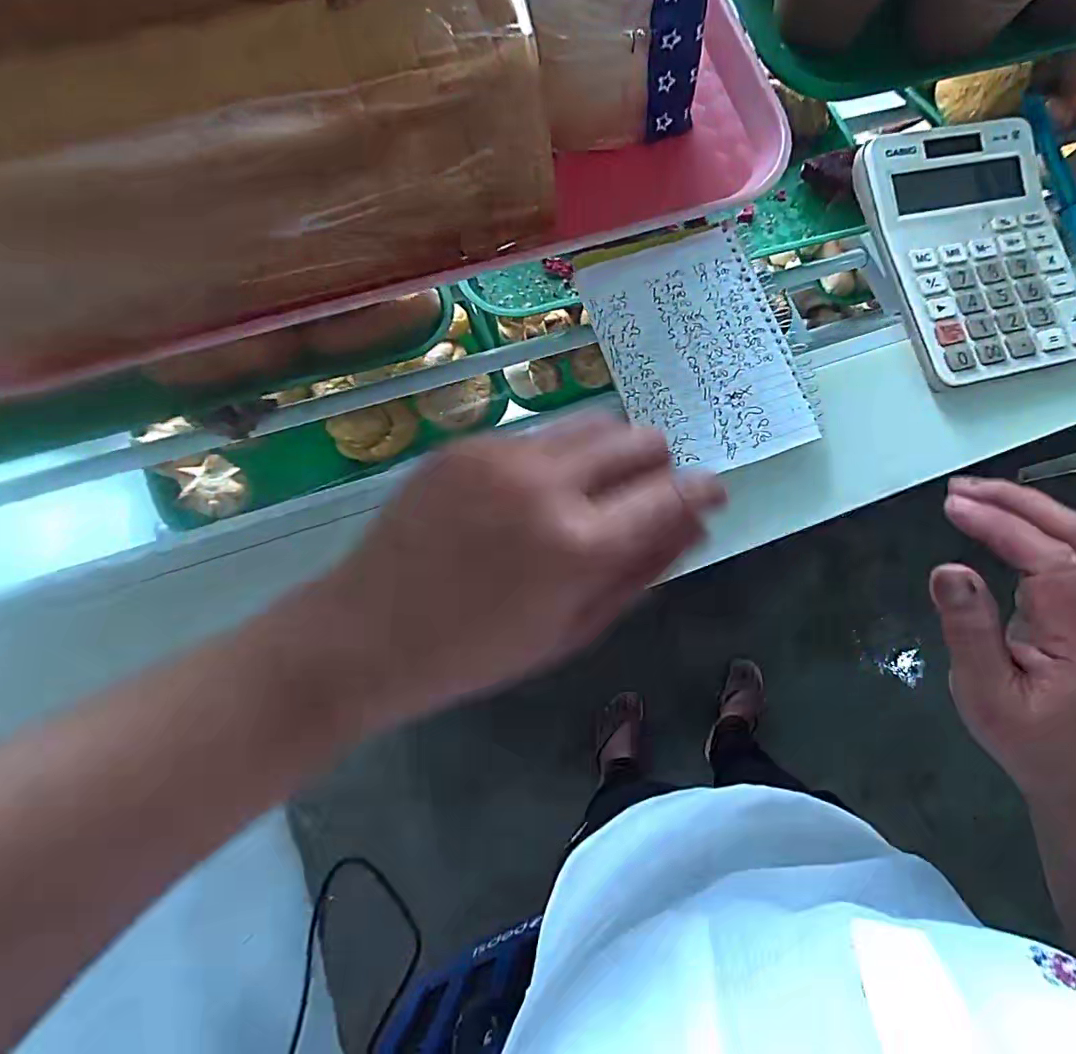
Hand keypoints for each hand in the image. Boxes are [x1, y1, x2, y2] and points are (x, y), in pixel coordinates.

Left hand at [265, 415, 724, 734]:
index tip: (712, 492)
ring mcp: (501, 455)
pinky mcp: (466, 444)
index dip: (704, 489)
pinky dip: (559, 457)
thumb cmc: (478, 653)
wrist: (363, 635)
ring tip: (591, 492)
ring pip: (593, 423)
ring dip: (612, 452)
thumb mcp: (573, 629)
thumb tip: (697, 524)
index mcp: (580, 544)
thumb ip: (642, 570)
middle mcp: (547, 483)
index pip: (672, 494)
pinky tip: (531, 495)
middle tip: (644, 498)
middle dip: (659, 465)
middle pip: (639, 438)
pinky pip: (540, 434)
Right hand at [929, 477, 1075, 814]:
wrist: (1069, 768)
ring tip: (971, 495)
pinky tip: (999, 518)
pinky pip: (1069, 551)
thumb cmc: (1024, 739)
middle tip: (959, 490)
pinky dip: (1032, 526)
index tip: (954, 507)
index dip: (1004, 528)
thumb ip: (968, 631)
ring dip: (1025, 508)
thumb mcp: (984, 695)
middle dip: (1018, 503)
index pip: (1052, 564)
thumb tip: (947, 569)